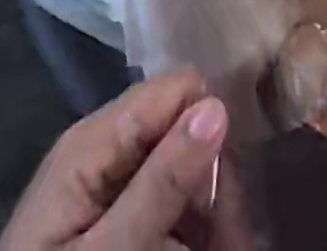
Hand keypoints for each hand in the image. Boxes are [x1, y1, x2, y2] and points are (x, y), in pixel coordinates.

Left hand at [0, 72, 252, 250]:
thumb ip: (162, 182)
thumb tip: (217, 106)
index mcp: (94, 139)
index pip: (178, 90)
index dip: (212, 127)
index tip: (233, 187)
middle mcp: (106, 143)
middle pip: (187, 125)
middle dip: (218, 175)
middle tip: (232, 236)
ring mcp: (112, 175)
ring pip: (190, 161)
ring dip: (215, 204)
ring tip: (229, 243)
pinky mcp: (120, 206)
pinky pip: (174, 192)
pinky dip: (197, 220)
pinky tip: (211, 244)